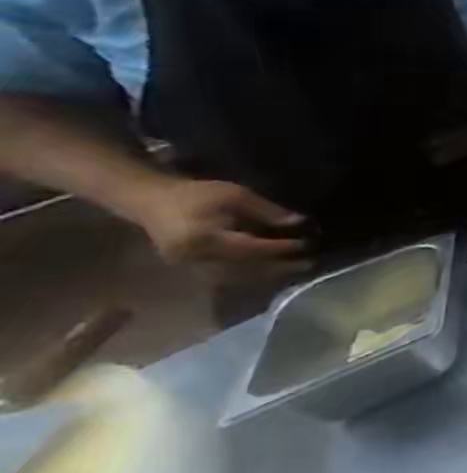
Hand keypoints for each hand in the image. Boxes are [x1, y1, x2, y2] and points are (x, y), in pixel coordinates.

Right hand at [130, 179, 306, 264]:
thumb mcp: (237, 196)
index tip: (308, 245)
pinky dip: (251, 275)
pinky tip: (273, 270)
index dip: (281, 249)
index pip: (251, 249)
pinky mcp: (189, 269)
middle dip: (279, 268)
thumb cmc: (198, 195)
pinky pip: (225, 277)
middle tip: (310, 264)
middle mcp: (195, 259)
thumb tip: (300, 222)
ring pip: (236, 277)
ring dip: (268, 275)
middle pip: (244, 269)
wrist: (152, 202)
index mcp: (204, 240)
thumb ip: (268, 211)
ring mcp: (188, 267)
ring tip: (297, 269)